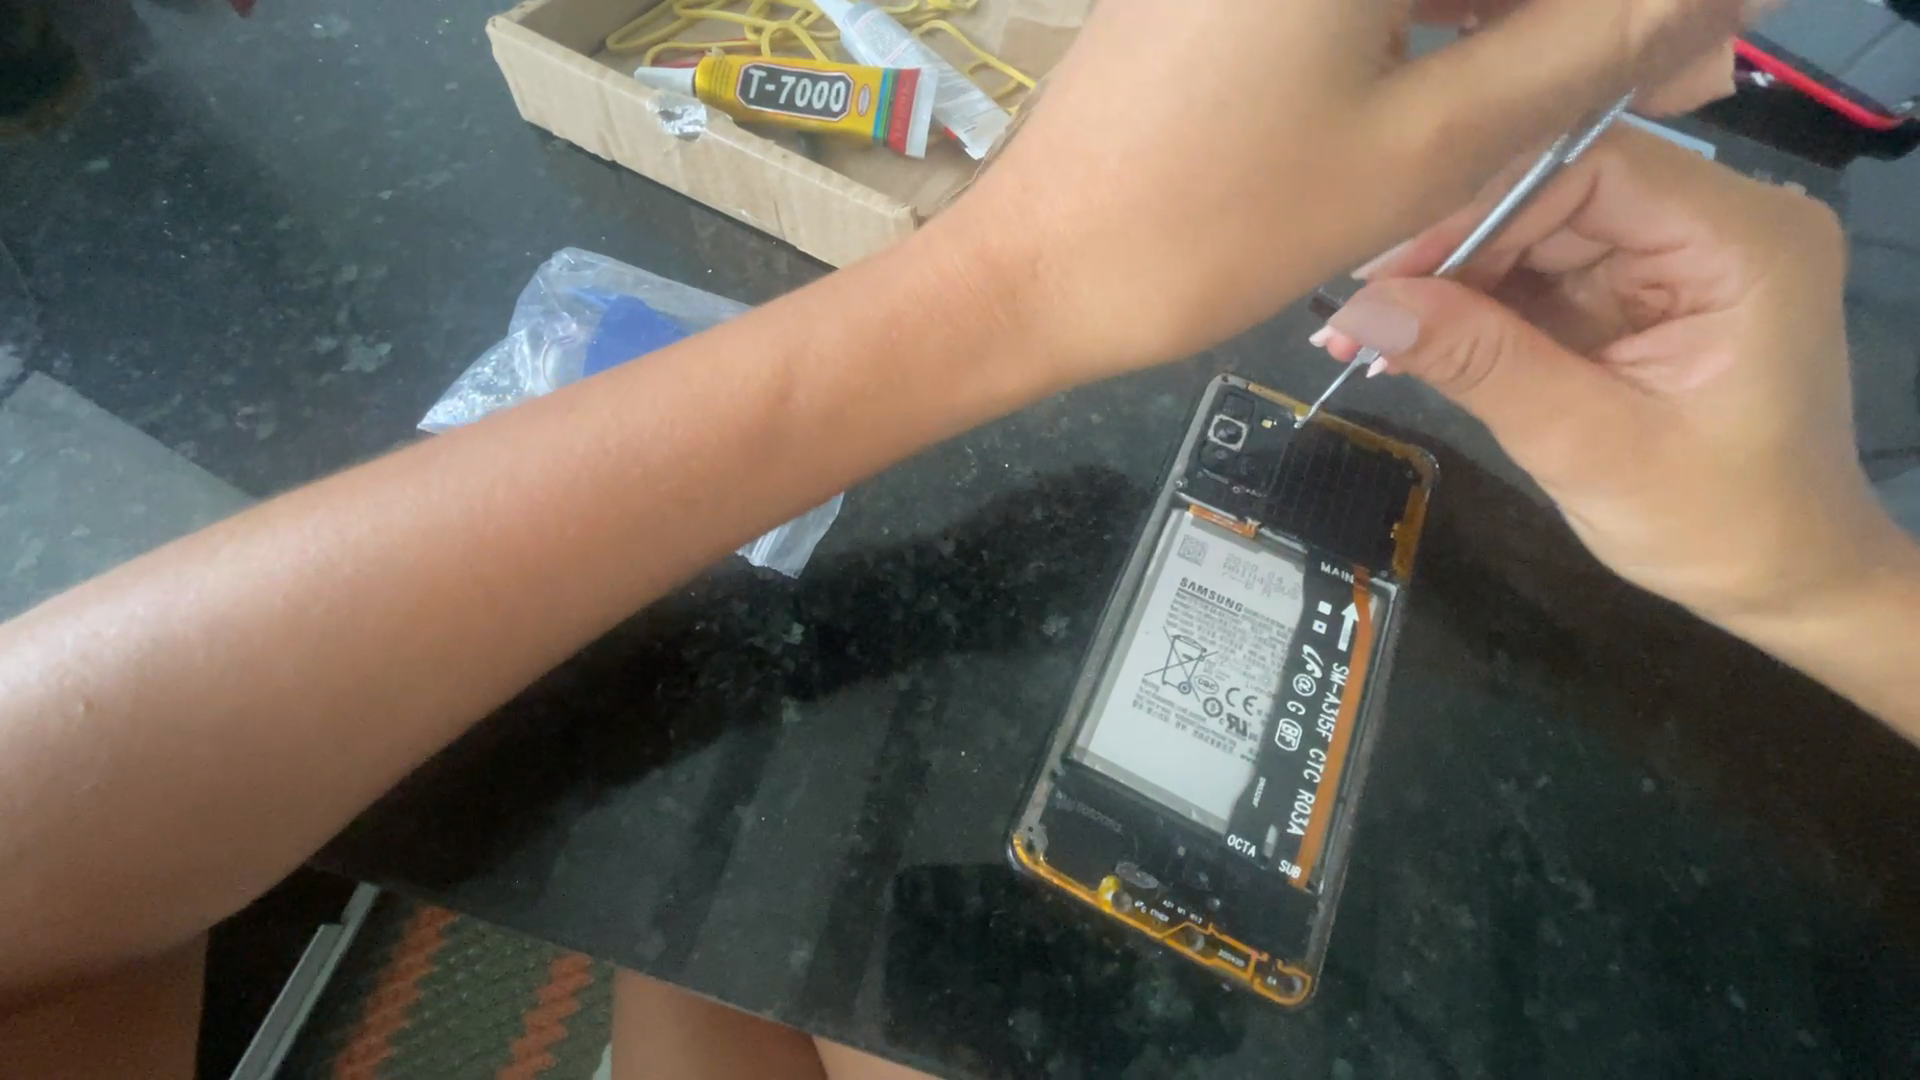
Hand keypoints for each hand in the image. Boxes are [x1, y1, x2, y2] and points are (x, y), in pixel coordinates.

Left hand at [928, 0, 1747, 380]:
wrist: (1030, 279)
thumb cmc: (1207, 233)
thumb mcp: (1415, 151)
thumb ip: (1585, 45)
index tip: (1694, 33)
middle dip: (1560, 6)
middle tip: (1645, 72)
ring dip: (1490, 14)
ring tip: (1546, 95)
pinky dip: (1404, 23)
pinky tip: (1443, 76)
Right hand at [1315, 128, 1908, 626]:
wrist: (1762, 569)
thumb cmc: (1704, 515)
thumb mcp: (1579, 439)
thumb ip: (1476, 362)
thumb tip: (1362, 310)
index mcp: (1734, 242)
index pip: (1587, 173)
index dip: (1475, 212)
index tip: (1382, 279)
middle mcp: (1698, 230)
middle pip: (1543, 202)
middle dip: (1440, 261)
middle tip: (1349, 320)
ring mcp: (1652, 265)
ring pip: (1518, 243)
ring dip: (1433, 293)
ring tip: (1354, 341)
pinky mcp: (1612, 302)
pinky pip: (1517, 286)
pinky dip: (1453, 318)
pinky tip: (1398, 348)